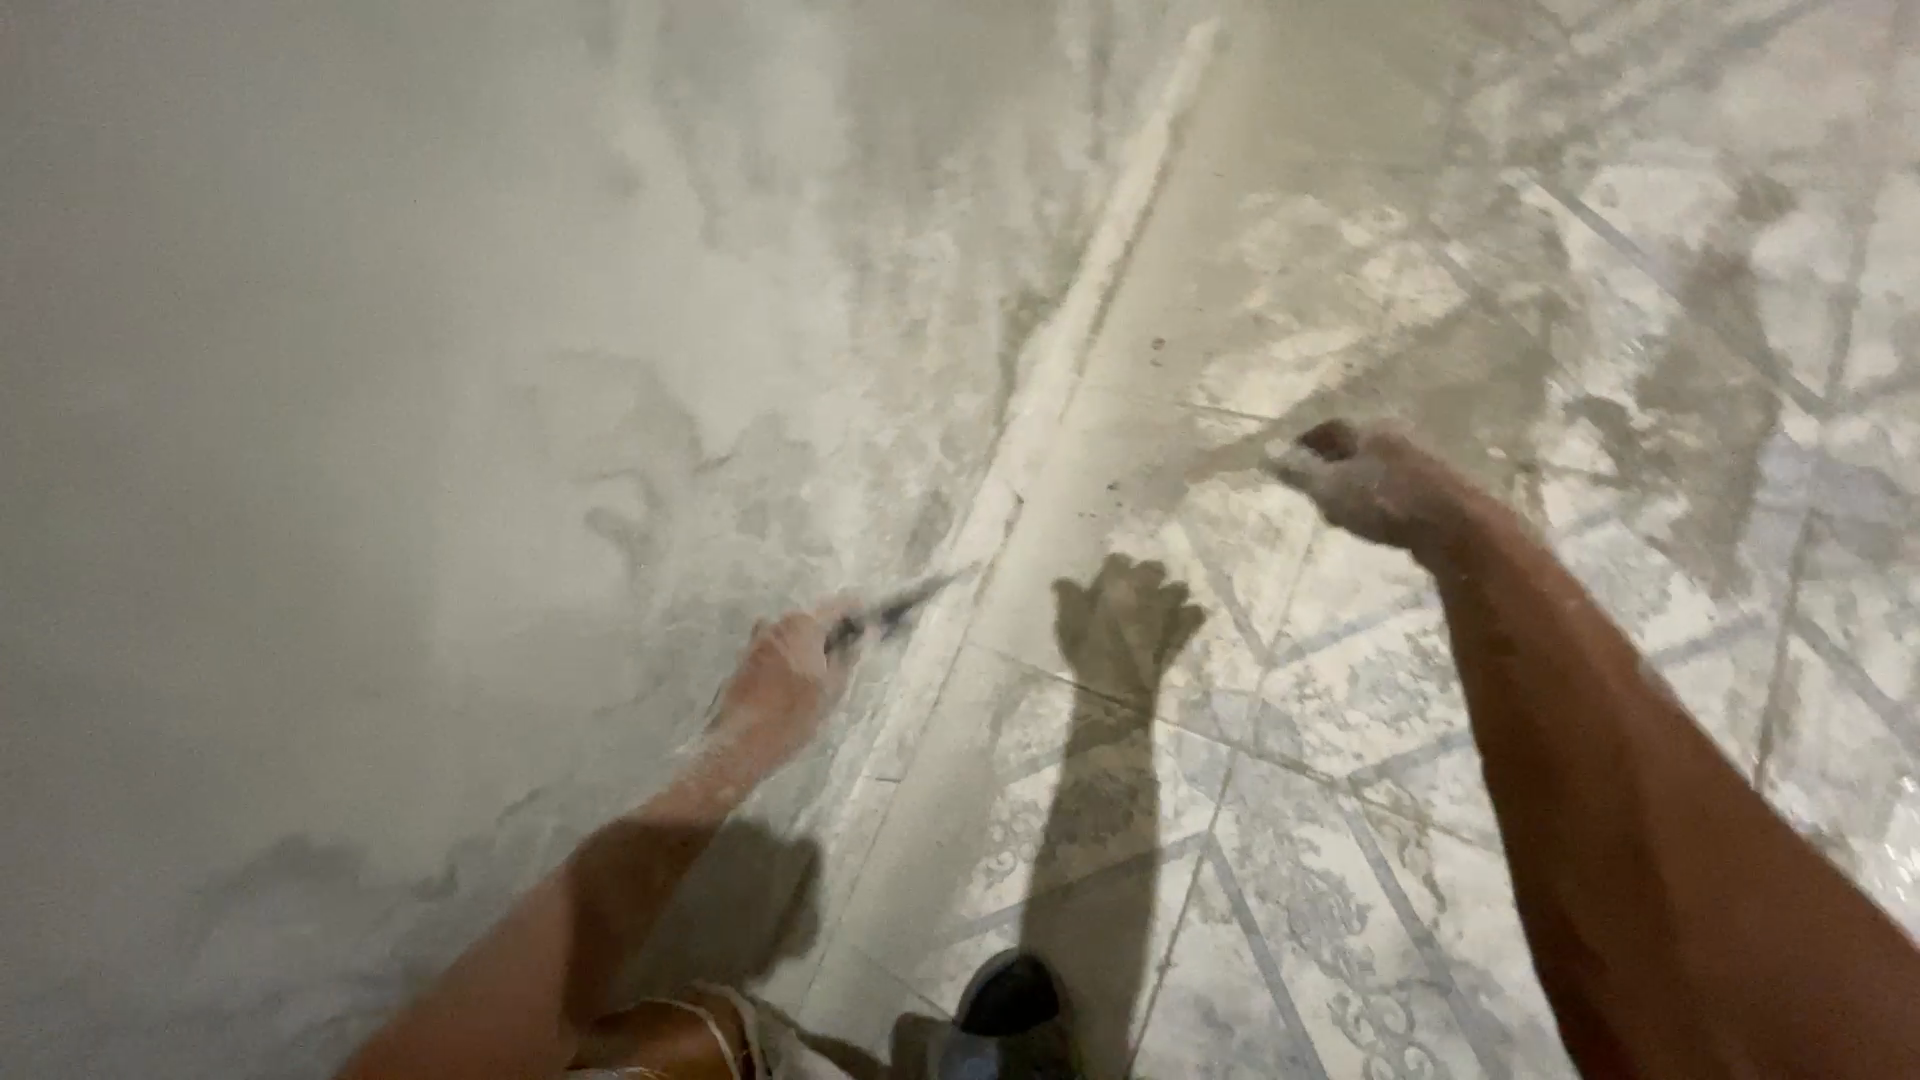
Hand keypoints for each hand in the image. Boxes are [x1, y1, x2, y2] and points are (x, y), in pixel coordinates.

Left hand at [710, 600, 856, 772]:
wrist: (740, 742)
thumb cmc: (792, 715)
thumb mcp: (832, 688)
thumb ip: (848, 655)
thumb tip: (864, 635)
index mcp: (803, 625)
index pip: (839, 606)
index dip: (858, 613)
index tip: (871, 624)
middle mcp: (777, 623)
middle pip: (814, 619)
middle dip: (833, 632)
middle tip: (850, 654)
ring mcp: (757, 639)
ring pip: (794, 635)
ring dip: (810, 646)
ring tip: (823, 673)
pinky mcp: (745, 658)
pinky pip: (778, 648)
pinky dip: (792, 656)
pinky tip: (798, 683)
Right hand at [1052, 556, 1205, 710]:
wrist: (1117, 688)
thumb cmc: (1088, 651)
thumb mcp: (1067, 624)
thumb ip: (1068, 598)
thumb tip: (1062, 581)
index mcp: (1117, 582)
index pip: (1118, 559)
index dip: (1113, 567)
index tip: (1107, 576)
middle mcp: (1147, 589)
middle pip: (1155, 568)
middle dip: (1148, 573)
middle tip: (1137, 586)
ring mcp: (1167, 610)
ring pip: (1178, 589)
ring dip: (1171, 592)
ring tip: (1161, 601)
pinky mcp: (1180, 632)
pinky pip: (1194, 616)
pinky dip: (1189, 615)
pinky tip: (1182, 618)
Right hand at [1265, 419, 1470, 559]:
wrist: (1458, 528)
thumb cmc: (1385, 502)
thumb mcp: (1330, 488)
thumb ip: (1298, 471)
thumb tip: (1267, 452)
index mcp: (1369, 431)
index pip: (1330, 427)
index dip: (1306, 441)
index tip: (1289, 457)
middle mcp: (1397, 438)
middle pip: (1355, 444)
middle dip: (1331, 462)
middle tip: (1311, 483)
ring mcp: (1422, 463)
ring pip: (1376, 466)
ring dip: (1354, 481)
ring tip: (1338, 505)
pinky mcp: (1439, 489)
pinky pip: (1395, 486)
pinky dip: (1376, 496)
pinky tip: (1372, 517)